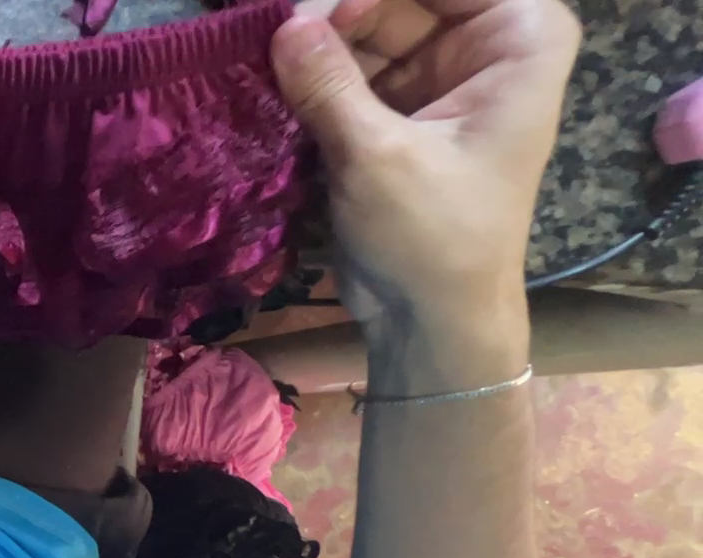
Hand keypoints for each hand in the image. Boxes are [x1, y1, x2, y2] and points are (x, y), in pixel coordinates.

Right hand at [271, 0, 579, 390]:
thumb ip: (328, 88)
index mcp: (513, 38)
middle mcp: (476, 54)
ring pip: (365, 52)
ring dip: (316, 64)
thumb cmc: (429, 230)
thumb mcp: (376, 155)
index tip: (302, 21)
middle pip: (397, 10)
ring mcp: (429, 94)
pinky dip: (313, 98)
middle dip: (334, 26)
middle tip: (270, 47)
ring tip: (261, 74)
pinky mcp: (389, 132)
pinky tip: (273, 101)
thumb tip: (283, 28)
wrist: (428, 312)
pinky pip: (347, 94)